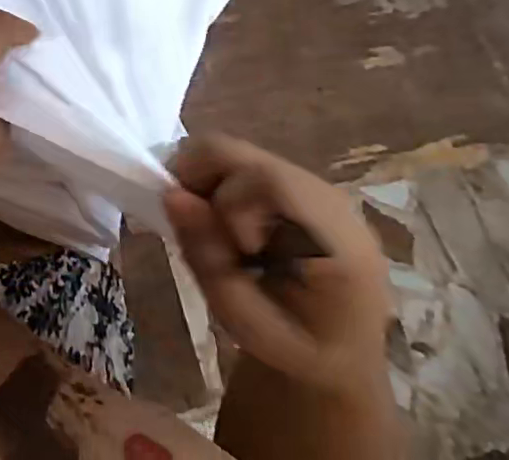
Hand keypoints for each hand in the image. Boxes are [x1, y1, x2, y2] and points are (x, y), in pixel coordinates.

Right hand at [163, 135, 391, 393]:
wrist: (336, 354)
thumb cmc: (293, 349)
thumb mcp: (244, 322)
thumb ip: (206, 258)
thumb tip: (171, 193)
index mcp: (337, 243)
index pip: (271, 182)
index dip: (228, 199)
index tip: (222, 242)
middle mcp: (333, 202)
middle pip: (248, 156)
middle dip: (203, 179)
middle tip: (191, 222)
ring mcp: (318, 186)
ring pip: (240, 152)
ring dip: (209, 181)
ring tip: (211, 228)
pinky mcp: (300, 182)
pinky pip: (246, 161)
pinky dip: (220, 182)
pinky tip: (226, 221)